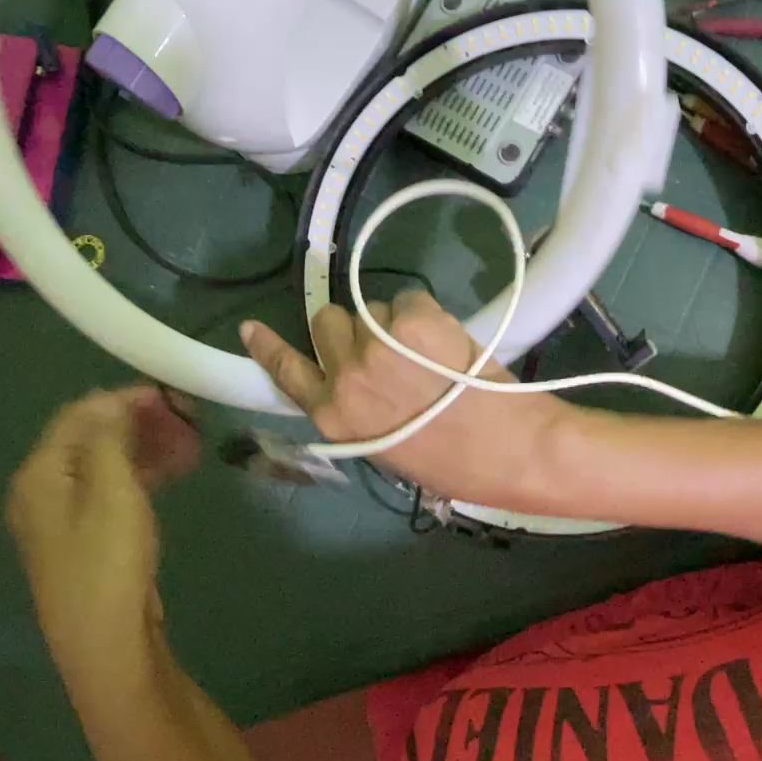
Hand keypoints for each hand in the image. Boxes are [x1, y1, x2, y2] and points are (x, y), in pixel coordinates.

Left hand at [7, 385, 200, 670]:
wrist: (107, 643)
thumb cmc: (108, 561)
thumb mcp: (113, 490)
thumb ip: (110, 438)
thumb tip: (113, 400)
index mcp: (40, 474)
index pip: (79, 416)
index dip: (124, 398)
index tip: (171, 394)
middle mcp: (43, 491)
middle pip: (91, 439)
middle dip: (139, 422)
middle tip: (187, 418)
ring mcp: (64, 519)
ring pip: (106, 465)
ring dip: (146, 448)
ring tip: (190, 444)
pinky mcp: (88, 540)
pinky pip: (114, 491)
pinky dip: (143, 475)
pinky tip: (175, 472)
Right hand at [240, 289, 575, 510]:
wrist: (510, 450)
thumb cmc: (451, 463)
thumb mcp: (385, 449)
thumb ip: (357, 411)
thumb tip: (355, 380)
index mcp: (334, 417)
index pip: (287, 372)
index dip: (269, 348)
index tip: (251, 329)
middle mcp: (345, 377)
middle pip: (327, 322)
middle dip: (352, 329)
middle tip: (389, 350)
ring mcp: (377, 344)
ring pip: (369, 306)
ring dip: (391, 321)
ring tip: (427, 352)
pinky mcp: (413, 320)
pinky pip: (409, 298)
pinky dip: (425, 312)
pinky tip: (446, 340)